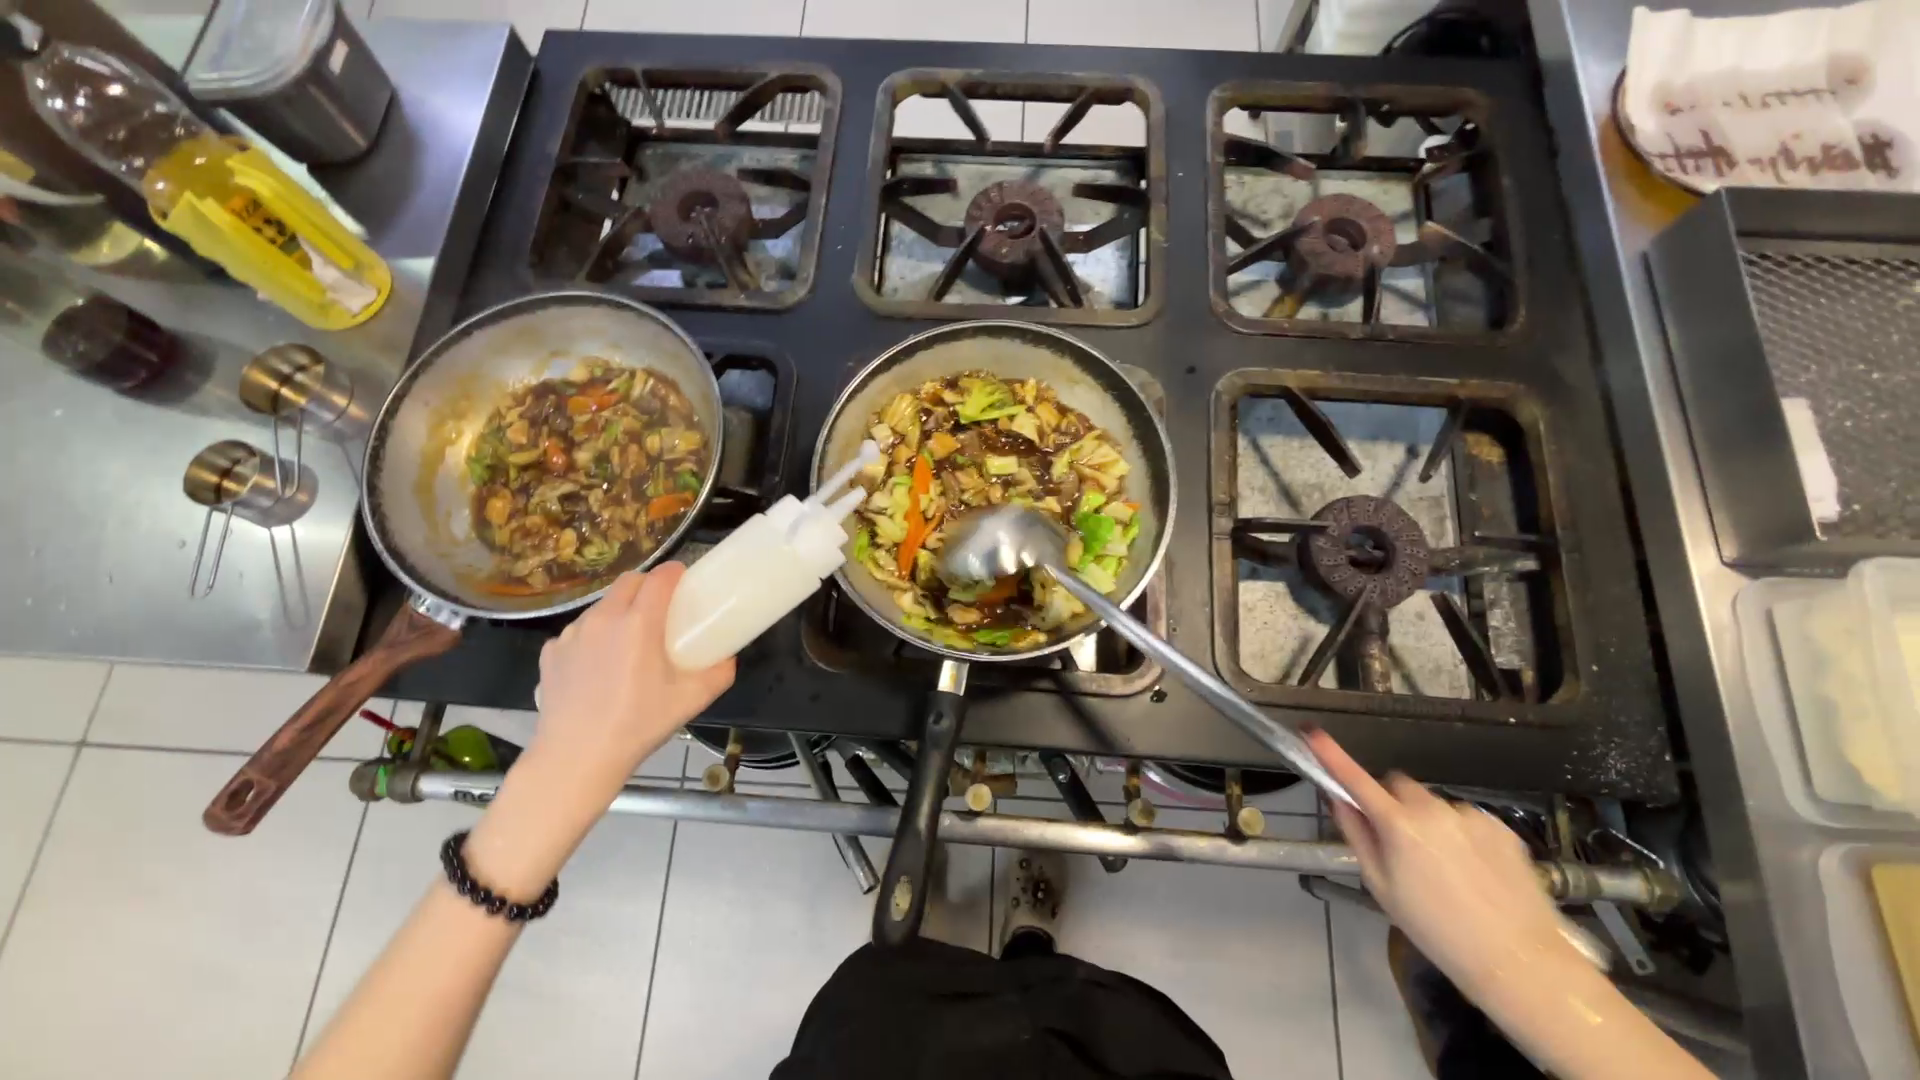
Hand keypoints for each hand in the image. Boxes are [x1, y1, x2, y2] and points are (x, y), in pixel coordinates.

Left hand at [531, 562, 735, 791]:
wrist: (577, 757)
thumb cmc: (638, 725)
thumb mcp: (691, 701)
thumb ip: (718, 673)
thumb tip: (728, 657)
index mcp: (639, 623)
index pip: (660, 578)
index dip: (676, 573)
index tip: (685, 582)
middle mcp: (602, 618)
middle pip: (628, 582)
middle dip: (648, 586)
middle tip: (661, 609)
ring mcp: (571, 634)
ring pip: (601, 606)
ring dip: (619, 612)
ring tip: (629, 642)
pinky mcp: (551, 653)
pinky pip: (577, 633)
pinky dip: (592, 639)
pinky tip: (599, 668)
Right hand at [1307, 729, 1584, 999]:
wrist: (1516, 958)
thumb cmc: (1435, 929)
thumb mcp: (1381, 888)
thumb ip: (1357, 836)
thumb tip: (1340, 801)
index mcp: (1399, 826)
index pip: (1356, 780)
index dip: (1331, 756)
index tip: (1314, 734)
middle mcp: (1434, 809)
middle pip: (1398, 786)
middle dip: (1390, 803)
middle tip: (1396, 842)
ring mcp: (1470, 815)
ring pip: (1434, 804)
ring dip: (1428, 821)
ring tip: (1444, 868)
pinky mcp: (1501, 826)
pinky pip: (1466, 819)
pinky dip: (1460, 834)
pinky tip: (1472, 870)